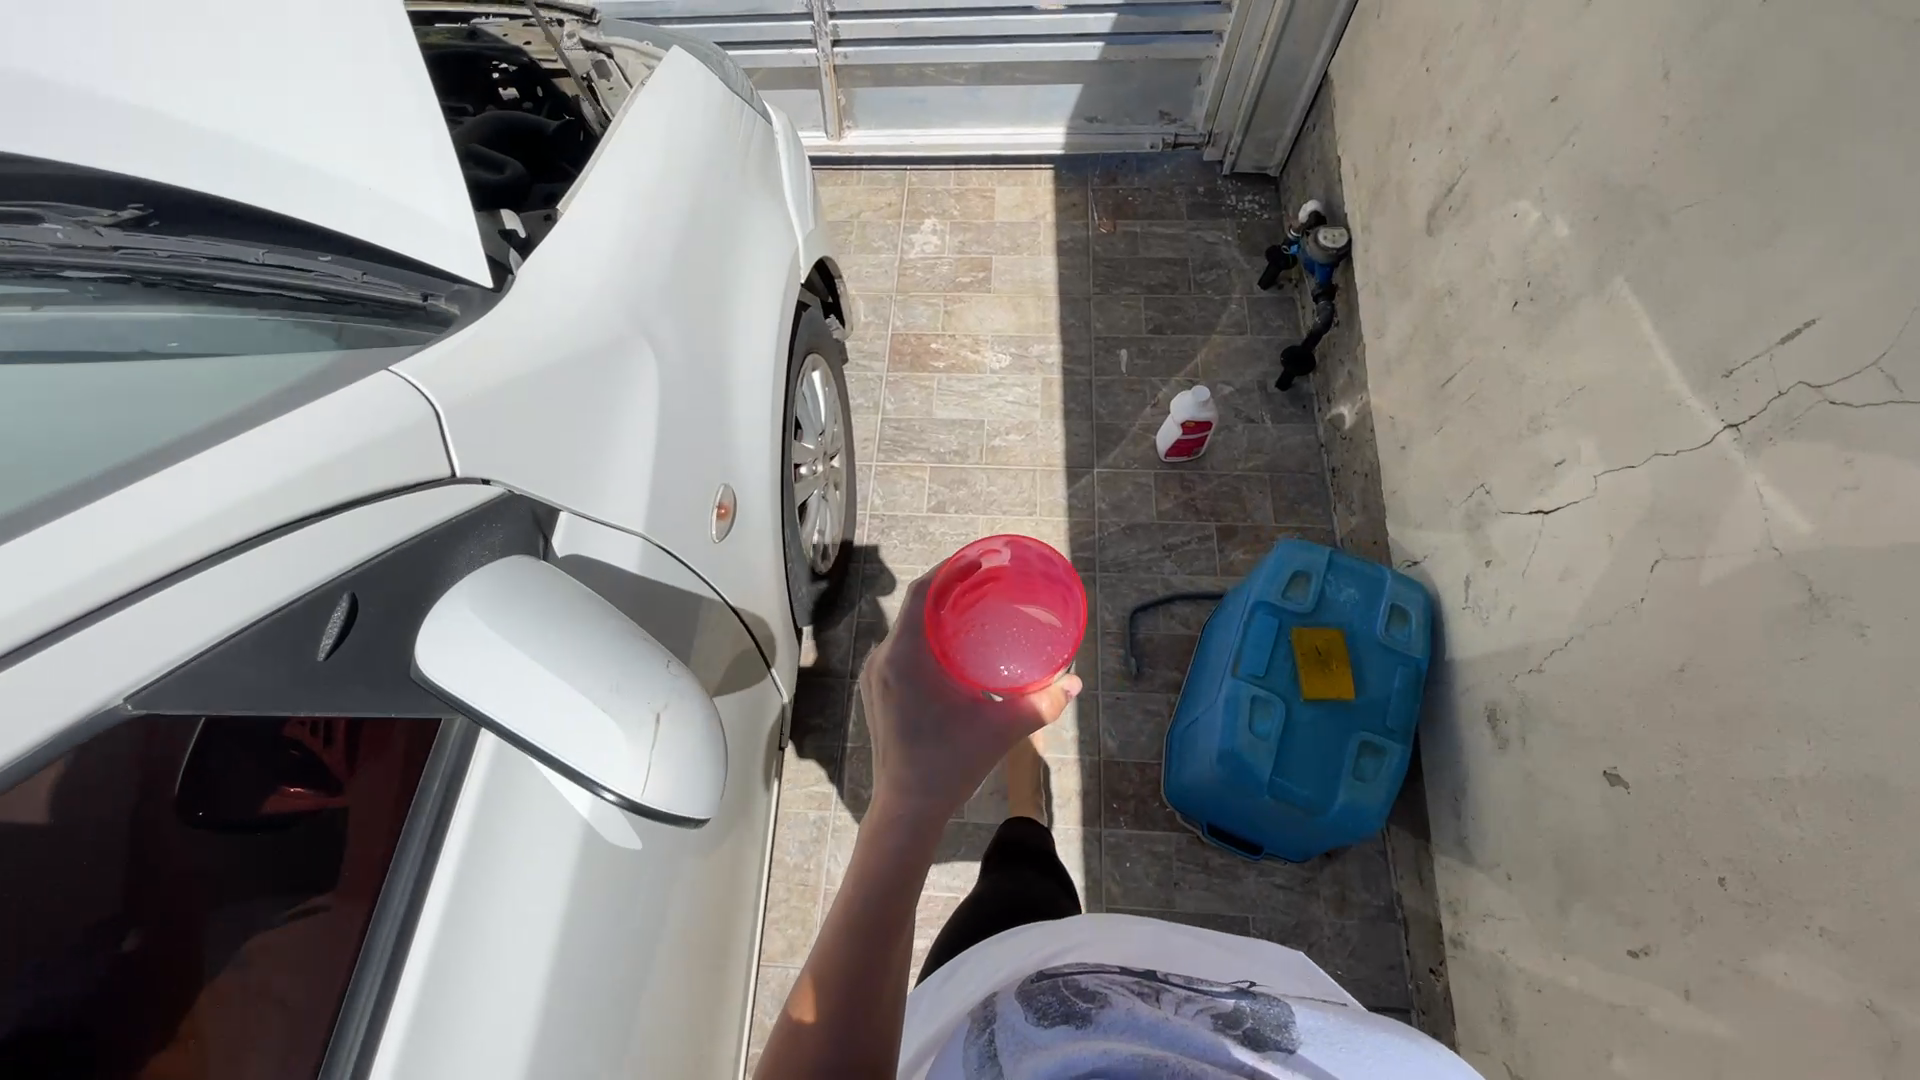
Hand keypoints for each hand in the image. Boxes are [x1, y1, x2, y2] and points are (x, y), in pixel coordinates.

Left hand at [857, 571, 1082, 824]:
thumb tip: (1077, 683)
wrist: (906, 808)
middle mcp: (884, 659)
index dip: (952, 569)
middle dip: (950, 590)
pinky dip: (925, 638)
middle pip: (916, 608)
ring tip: (973, 610)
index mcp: (906, 657)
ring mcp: (875, 676)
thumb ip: (1042, 703)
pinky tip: (951, 648)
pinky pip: (900, 649)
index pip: (925, 593)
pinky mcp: (876, 691)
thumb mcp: (1001, 729)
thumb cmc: (950, 765)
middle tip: (987, 582)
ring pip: (907, 629)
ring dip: (936, 615)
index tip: (982, 560)